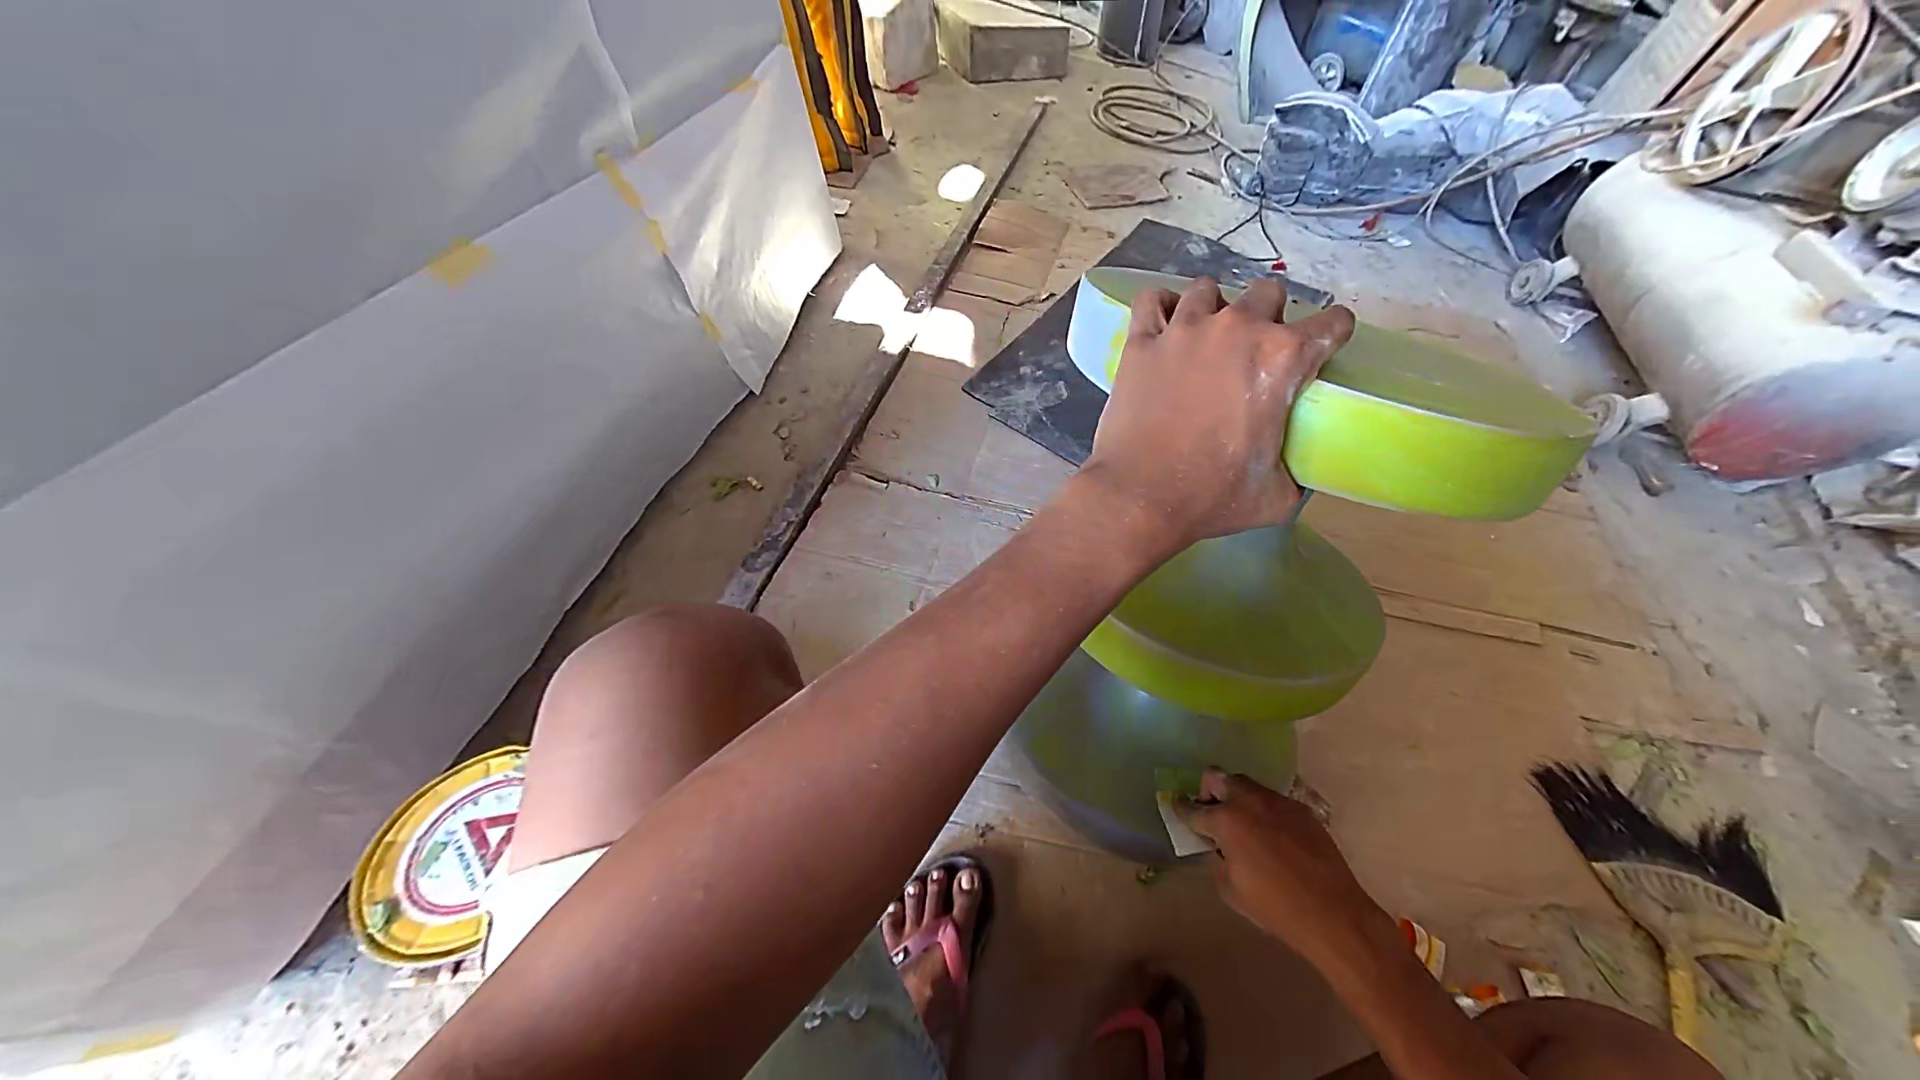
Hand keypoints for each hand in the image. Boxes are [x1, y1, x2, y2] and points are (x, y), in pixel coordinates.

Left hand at [1077, 277, 1353, 556]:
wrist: (1139, 498)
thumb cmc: (1210, 497)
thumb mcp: (1278, 494)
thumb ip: (1296, 470)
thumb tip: (1298, 471)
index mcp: (1282, 358)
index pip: (1332, 322)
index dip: (1331, 336)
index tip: (1319, 353)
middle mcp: (1236, 329)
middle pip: (1267, 293)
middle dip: (1269, 317)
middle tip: (1254, 354)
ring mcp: (1183, 331)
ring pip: (1208, 290)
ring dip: (1214, 309)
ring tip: (1206, 340)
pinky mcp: (1140, 343)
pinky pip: (1152, 301)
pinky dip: (1161, 308)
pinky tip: (1164, 328)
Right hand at [1185, 768, 1386, 961]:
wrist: (1334, 914)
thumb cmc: (1275, 907)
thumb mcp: (1229, 888)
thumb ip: (1217, 858)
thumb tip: (1219, 846)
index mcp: (1226, 821)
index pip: (1193, 808)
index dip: (1182, 809)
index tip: (1178, 808)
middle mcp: (1249, 802)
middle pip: (1218, 777)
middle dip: (1209, 792)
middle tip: (1213, 815)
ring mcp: (1278, 802)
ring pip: (1247, 785)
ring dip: (1237, 799)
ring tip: (1244, 826)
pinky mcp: (1301, 810)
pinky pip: (1272, 801)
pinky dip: (1263, 811)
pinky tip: (1272, 837)